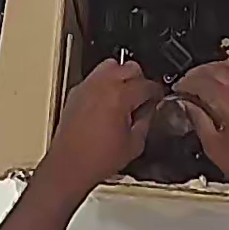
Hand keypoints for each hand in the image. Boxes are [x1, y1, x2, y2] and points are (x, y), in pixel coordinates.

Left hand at [32, 59, 161, 203]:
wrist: (70, 164)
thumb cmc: (97, 158)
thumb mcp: (134, 144)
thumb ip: (145, 121)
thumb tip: (148, 111)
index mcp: (120, 96)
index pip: (146, 84)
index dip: (157, 92)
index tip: (158, 97)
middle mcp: (102, 85)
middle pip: (129, 66)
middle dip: (140, 79)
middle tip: (143, 95)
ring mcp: (87, 86)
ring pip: (110, 65)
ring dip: (121, 75)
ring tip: (125, 95)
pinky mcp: (76, 91)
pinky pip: (95, 76)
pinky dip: (104, 82)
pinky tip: (108, 100)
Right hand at [176, 58, 228, 229]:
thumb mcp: (215, 149)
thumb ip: (199, 121)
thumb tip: (188, 106)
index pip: (201, 81)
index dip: (185, 83)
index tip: (179, 89)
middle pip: (216, 69)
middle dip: (197, 73)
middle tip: (188, 83)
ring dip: (218, 67)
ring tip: (207, 77)